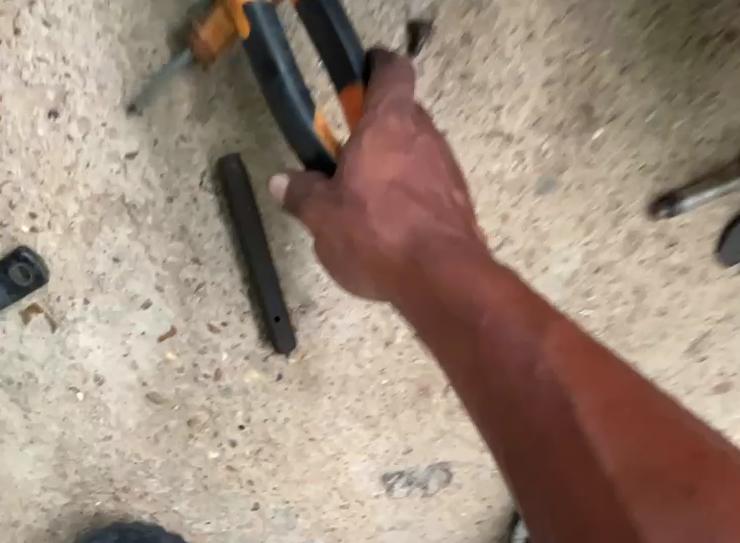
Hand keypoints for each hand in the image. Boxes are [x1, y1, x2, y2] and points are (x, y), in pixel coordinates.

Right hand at [269, 50, 489, 302]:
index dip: (375, 68)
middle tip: (350, 161)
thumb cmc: (378, 234)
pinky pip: (430, 187)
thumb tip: (281, 182)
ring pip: (417, 154)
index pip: (390, 70)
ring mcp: (447, 168)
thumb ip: (302, 195)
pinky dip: (412, 198)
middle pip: (402, 116)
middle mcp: (424, 134)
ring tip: (369, 204)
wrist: (441, 276)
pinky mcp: (459, 202)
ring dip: (395, 169)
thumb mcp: (324, 218)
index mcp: (388, 122)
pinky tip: (395, 230)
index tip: (359, 79)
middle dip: (377, 132)